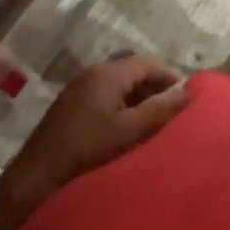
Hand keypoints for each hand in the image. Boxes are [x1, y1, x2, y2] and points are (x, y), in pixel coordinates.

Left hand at [5, 55, 186, 196]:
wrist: (43, 165)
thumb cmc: (90, 145)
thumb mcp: (131, 129)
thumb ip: (160, 109)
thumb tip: (186, 93)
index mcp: (108, 74)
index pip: (146, 63)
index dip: (167, 75)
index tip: (183, 93)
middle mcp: (93, 72)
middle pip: (131, 69)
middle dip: (153, 85)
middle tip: (169, 107)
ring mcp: (79, 85)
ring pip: (117, 81)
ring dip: (136, 94)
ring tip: (150, 116)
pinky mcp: (72, 100)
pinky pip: (104, 91)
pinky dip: (120, 100)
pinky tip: (125, 121)